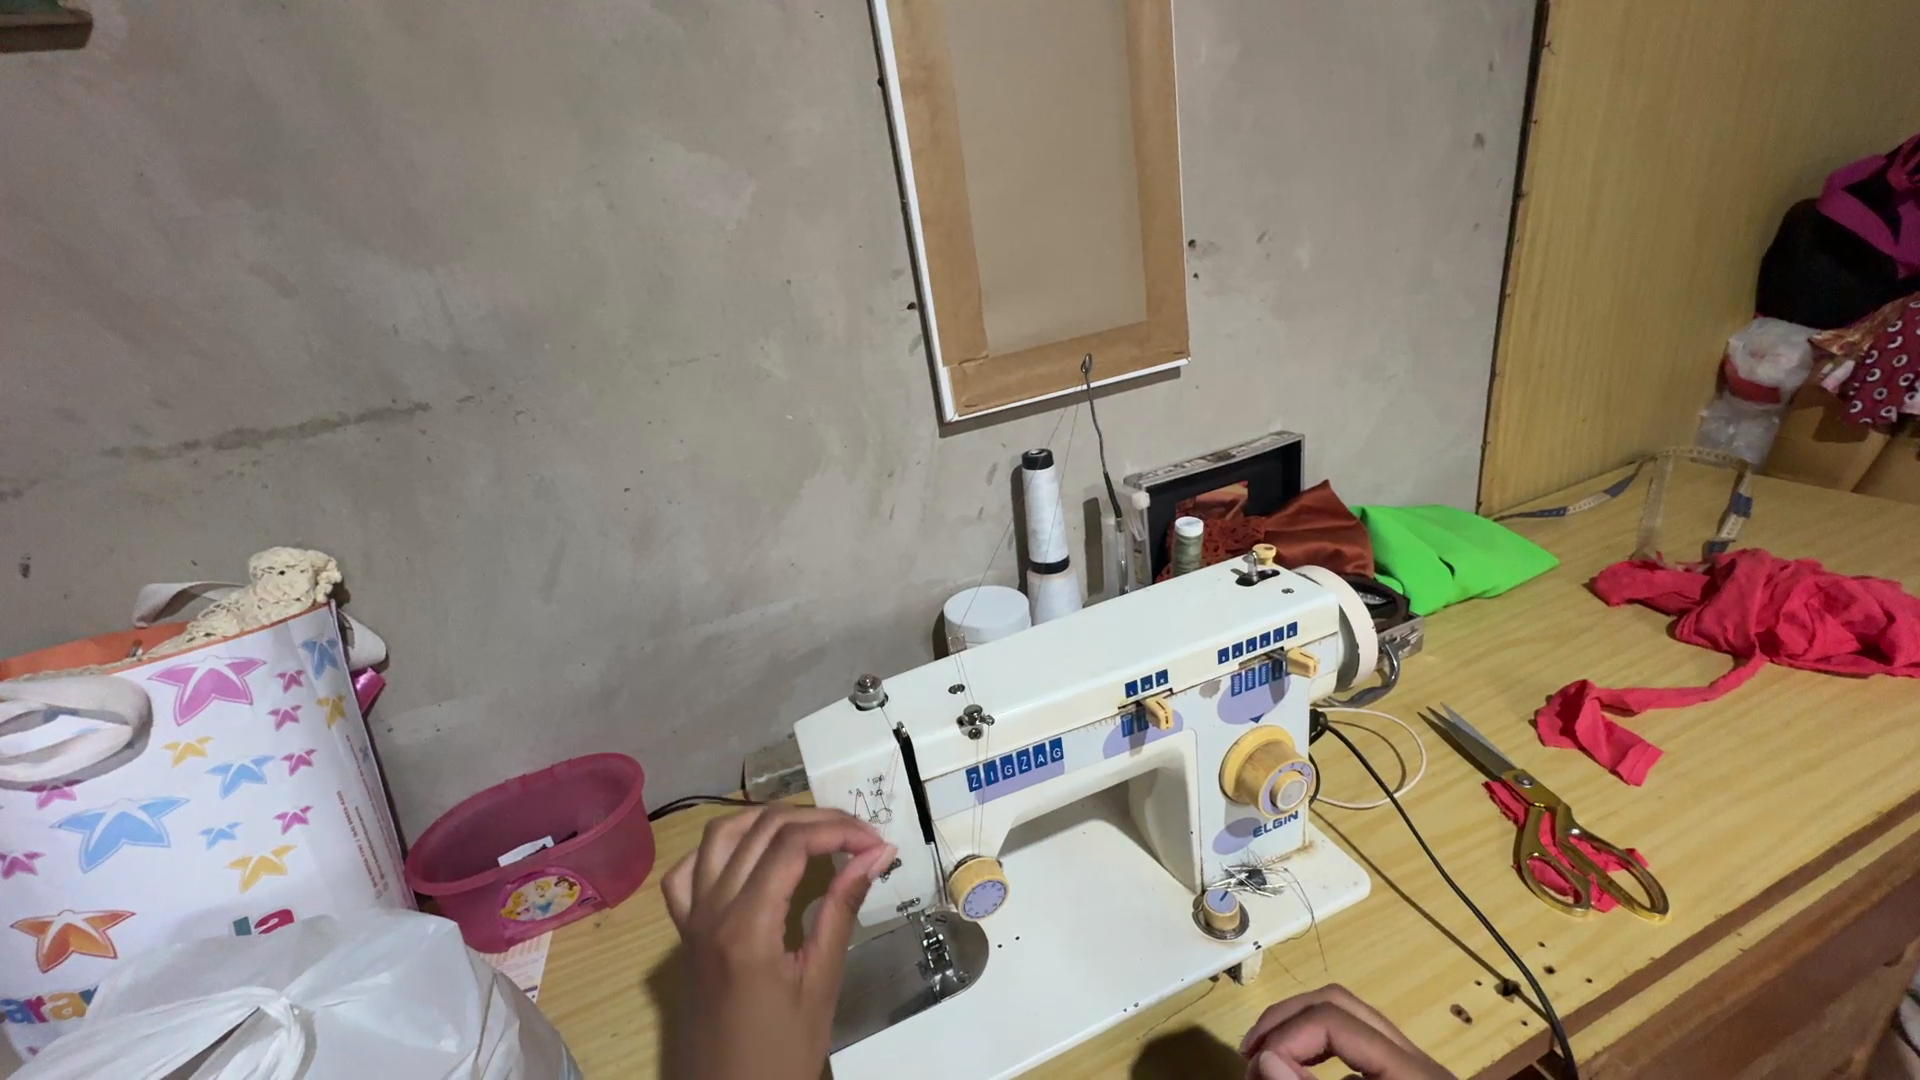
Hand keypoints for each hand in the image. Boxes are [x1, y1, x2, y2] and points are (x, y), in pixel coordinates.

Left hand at [662, 805, 896, 1079]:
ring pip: (720, 834)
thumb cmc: (783, 1053)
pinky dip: (718, 850)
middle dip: (815, 819)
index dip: (839, 830)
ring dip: (768, 820)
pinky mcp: (684, 932)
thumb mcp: (822, 982)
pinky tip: (749, 857)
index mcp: (746, 926)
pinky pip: (687, 872)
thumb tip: (878, 852)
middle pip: (761, 828)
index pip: (792, 843)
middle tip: (857, 835)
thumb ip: (843, 908)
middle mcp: (711, 910)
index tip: (876, 842)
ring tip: (812, 830)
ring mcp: (691, 918)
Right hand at [1240, 985, 1455, 1079]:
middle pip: (1338, 1003)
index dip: (1286, 1034)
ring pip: (1348, 1021)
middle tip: (1249, 1052)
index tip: (1255, 1067)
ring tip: (1266, 1060)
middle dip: (1286, 1020)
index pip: (1334, 1019)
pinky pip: (1360, 1054)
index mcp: (1416, 1073)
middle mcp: (1420, 1061)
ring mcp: (1417, 1072)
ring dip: (1300, 1032)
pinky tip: (1302, 1077)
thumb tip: (1262, 1057)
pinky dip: (1321, 1055)